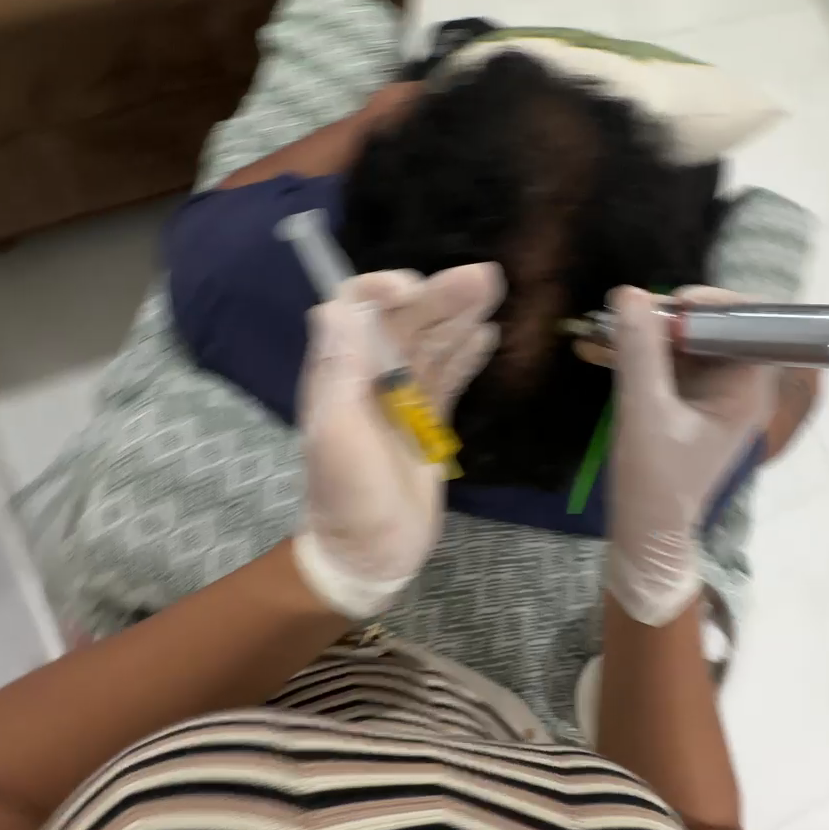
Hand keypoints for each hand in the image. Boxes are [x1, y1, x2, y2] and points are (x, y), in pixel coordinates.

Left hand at [293, 264, 502, 617]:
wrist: (372, 551)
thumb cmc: (351, 497)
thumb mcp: (336, 437)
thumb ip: (338, 372)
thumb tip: (341, 306)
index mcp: (339, 373)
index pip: (355, 310)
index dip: (382, 291)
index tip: (414, 287)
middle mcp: (368, 376)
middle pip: (404, 322)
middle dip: (440, 297)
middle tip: (485, 278)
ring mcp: (400, 398)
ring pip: (431, 345)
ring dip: (458, 317)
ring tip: (492, 291)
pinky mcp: (427, 420)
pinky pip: (448, 378)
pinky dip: (466, 355)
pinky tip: (487, 335)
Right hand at [606, 285, 775, 625]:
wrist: (645, 534)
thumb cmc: (654, 483)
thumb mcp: (644, 413)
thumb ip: (639, 353)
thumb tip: (629, 294)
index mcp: (747, 389)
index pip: (749, 324)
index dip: (712, 305)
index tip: (669, 305)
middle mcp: (737, 385)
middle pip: (714, 327)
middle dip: (670, 317)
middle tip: (626, 314)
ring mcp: (711, 394)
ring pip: (686, 343)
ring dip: (647, 334)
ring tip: (603, 329)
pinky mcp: (686, 402)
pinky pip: (667, 363)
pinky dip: (638, 355)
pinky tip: (598, 349)